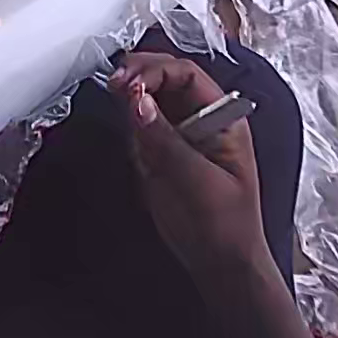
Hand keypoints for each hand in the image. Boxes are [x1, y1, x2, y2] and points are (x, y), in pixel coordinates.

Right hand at [108, 52, 268, 274]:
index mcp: (221, 117)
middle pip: (167, 77)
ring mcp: (178, 131)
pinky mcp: (159, 148)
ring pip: (149, 94)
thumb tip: (136, 100)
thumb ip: (165, 139)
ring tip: (113, 90)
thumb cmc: (225, 225)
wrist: (219, 266)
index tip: (130, 84)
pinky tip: (122, 117)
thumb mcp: (198, 180)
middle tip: (115, 80)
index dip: (157, 71)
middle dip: (140, 73)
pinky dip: (127, 114)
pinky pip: (139, 120)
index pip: (187, 75)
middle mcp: (198, 118)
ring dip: (130, 89)